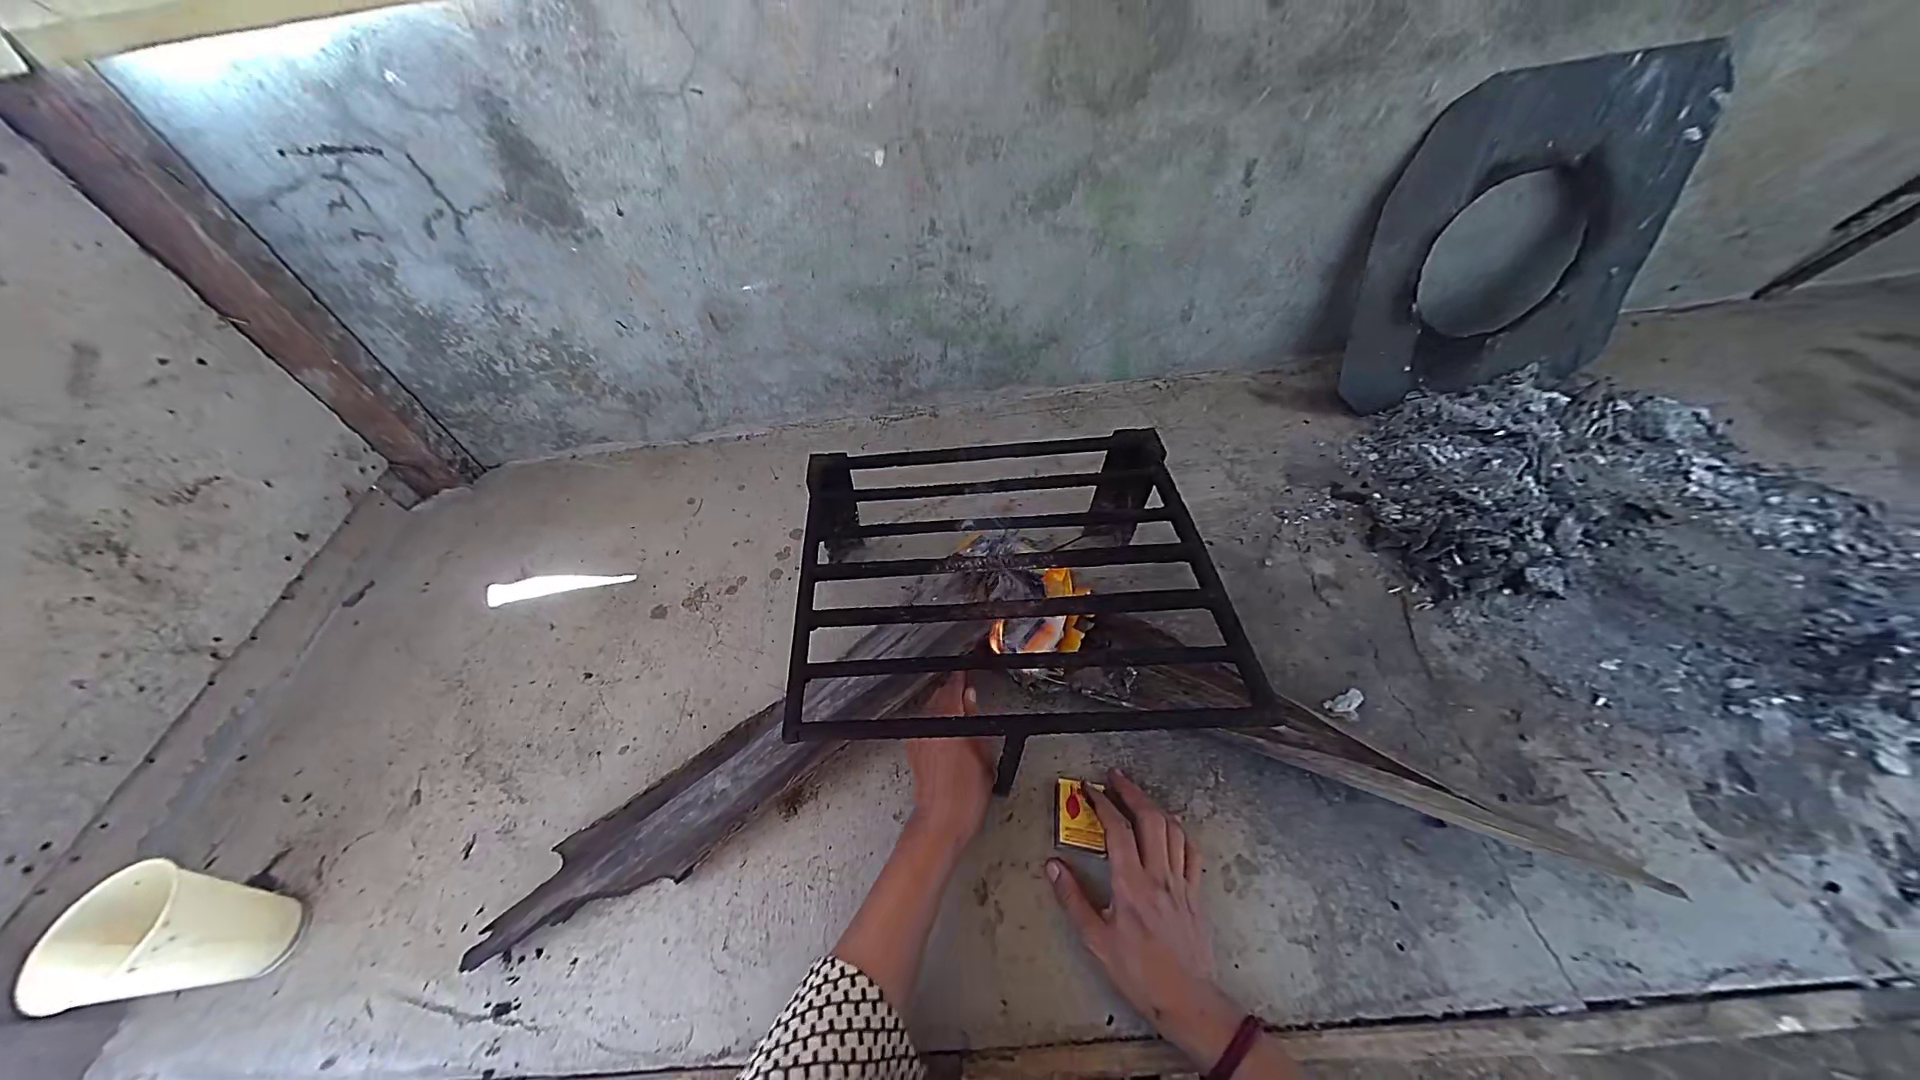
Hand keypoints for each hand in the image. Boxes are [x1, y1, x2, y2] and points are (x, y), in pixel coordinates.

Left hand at [903, 674, 996, 847]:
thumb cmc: (965, 796)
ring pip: (931, 708)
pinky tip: (949, 728)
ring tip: (962, 708)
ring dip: (945, 704)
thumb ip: (977, 721)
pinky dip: (937, 720)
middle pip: (939, 694)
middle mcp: (928, 726)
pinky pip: (925, 724)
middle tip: (969, 687)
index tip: (969, 668)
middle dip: (954, 689)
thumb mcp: (984, 754)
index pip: (954, 686)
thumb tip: (971, 700)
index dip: (962, 674)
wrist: (942, 822)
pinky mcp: (913, 750)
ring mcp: (917, 737)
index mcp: (947, 721)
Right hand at [1046, 770, 1244, 1068]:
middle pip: (1149, 818)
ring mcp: (1181, 883)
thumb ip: (1073, 900)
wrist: (1187, 1000)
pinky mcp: (1195, 893)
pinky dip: (1180, 831)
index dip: (1102, 803)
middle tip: (1115, 778)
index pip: (1117, 829)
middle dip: (1131, 792)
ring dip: (1154, 805)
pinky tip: (1171, 826)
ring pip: (1173, 829)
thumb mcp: (1096, 940)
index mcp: (1131, 885)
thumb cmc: (1140, 974)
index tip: (1090, 790)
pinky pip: (1192, 852)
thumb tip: (1054, 868)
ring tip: (1139, 795)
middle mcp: (1158, 877)